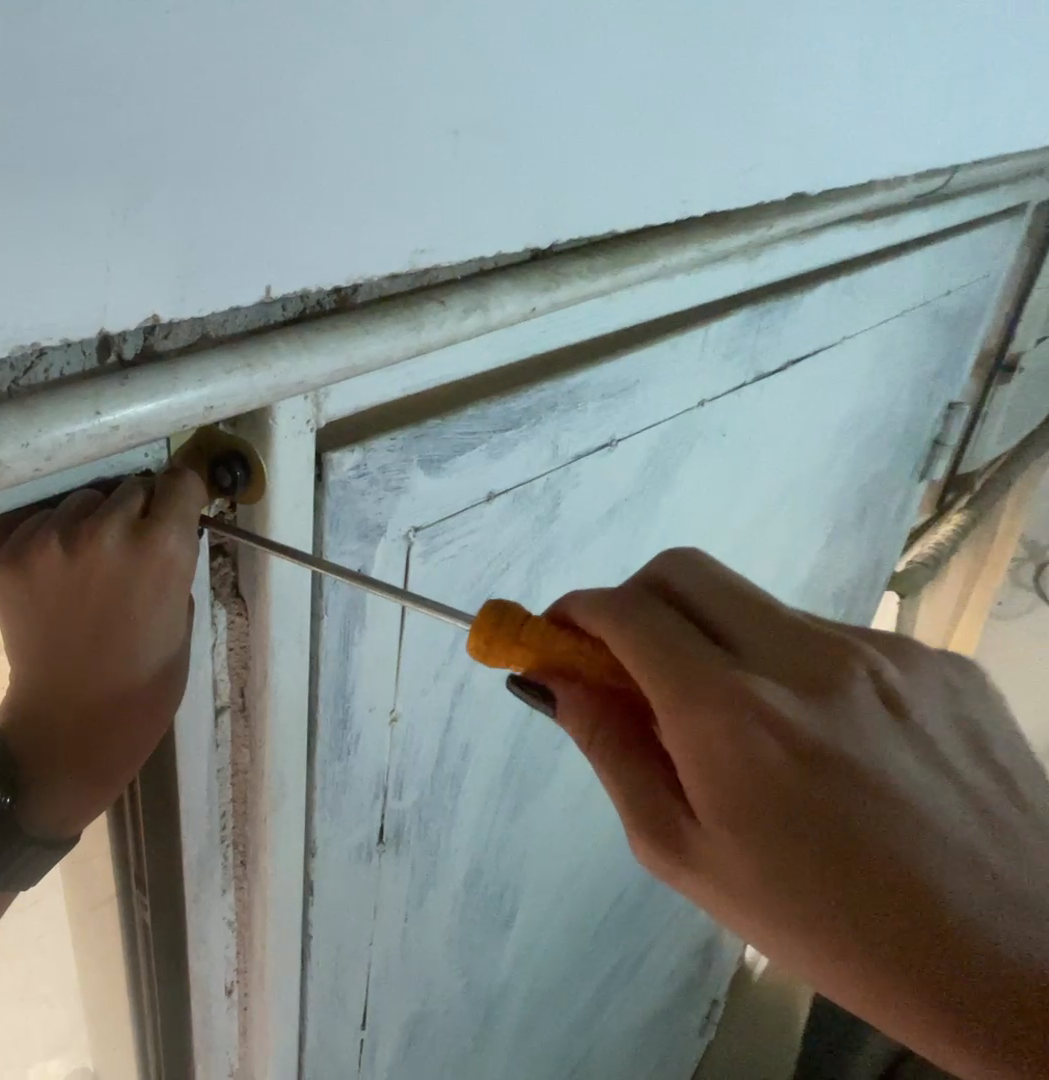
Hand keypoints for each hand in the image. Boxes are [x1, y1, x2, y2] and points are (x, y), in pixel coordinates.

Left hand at [0, 467, 207, 837]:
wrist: (72, 723)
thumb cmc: (145, 682)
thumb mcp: (183, 617)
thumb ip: (174, 563)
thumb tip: (165, 530)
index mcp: (162, 546)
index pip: (179, 481)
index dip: (180, 496)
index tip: (176, 508)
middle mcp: (106, 530)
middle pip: (130, 488)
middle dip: (137, 512)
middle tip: (132, 547)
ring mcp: (51, 541)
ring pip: (82, 502)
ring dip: (92, 523)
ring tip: (89, 564)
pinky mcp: (11, 557)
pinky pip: (40, 525)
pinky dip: (52, 542)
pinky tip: (56, 580)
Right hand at [524, 548, 1048, 1078]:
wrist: (1034, 973)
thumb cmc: (825, 924)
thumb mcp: (679, 850)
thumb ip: (607, 747)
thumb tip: (555, 678)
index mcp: (732, 715)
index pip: (623, 610)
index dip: (571, 613)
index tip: (555, 639)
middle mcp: (806, 660)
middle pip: (681, 571)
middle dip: (630, 601)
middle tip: (624, 661)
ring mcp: (884, 655)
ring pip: (751, 604)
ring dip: (708, 639)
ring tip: (735, 723)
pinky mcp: (939, 665)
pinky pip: (823, 636)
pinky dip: (782, 664)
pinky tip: (815, 737)